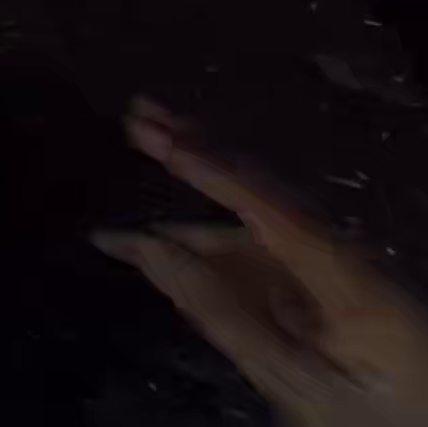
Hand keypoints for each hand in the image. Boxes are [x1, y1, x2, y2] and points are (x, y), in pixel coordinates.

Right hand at [96, 99, 427, 426]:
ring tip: (135, 157)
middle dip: (202, 154)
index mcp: (364, 294)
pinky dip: (199, 239)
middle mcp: (355, 275)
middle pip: (272, 202)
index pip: (278, 215)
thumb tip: (139, 242)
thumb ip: (220, 312)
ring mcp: (341, 289)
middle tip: (138, 112)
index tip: (153, 137)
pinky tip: (153, 240)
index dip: (214, 172)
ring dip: (191, 196)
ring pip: (252, 229)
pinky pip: (253, 258)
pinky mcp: (326, 306)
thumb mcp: (298, 385)